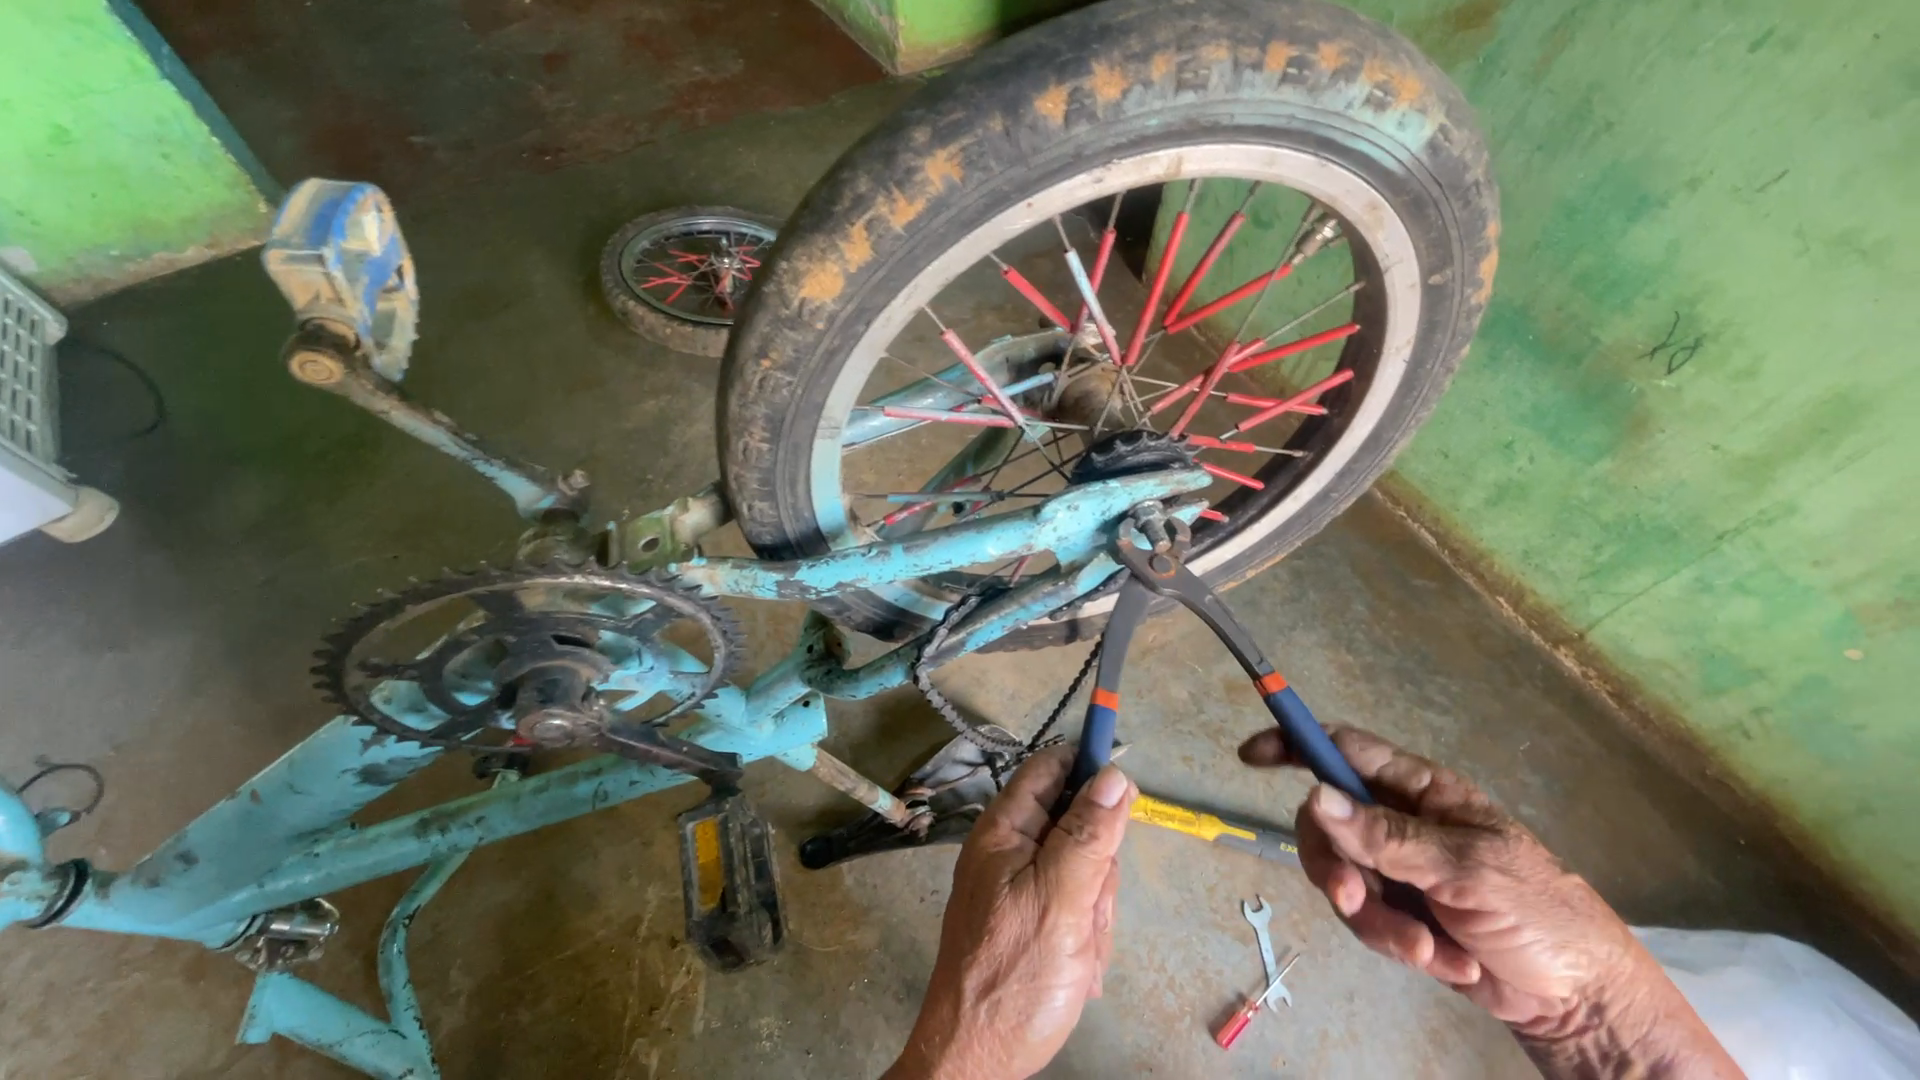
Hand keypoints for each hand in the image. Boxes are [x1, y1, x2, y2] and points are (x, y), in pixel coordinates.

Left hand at [885, 746, 1135, 1079]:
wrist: (977, 1058)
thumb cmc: (1013, 976)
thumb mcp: (1059, 899)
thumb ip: (1087, 835)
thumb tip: (1113, 773)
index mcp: (1004, 829)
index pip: (1050, 769)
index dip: (1089, 767)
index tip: (1128, 790)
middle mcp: (1011, 848)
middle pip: (1078, 822)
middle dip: (1098, 865)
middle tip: (1090, 905)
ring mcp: (1024, 885)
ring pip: (1087, 868)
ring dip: (1096, 908)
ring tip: (1079, 946)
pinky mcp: (1036, 917)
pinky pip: (1080, 905)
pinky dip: (1088, 933)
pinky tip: (1076, 964)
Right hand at [1239, 727, 1738, 1079]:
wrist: (1579, 1001)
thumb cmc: (1540, 913)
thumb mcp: (1466, 869)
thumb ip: (1387, 836)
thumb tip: (1314, 796)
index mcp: (1420, 791)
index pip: (1344, 750)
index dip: (1294, 743)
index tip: (1250, 756)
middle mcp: (1398, 821)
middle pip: (1325, 821)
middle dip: (1335, 864)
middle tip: (1351, 897)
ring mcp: (1394, 868)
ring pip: (1339, 874)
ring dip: (1373, 917)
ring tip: (1423, 948)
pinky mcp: (1396, 912)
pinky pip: (1362, 917)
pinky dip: (1394, 942)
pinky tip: (1441, 960)